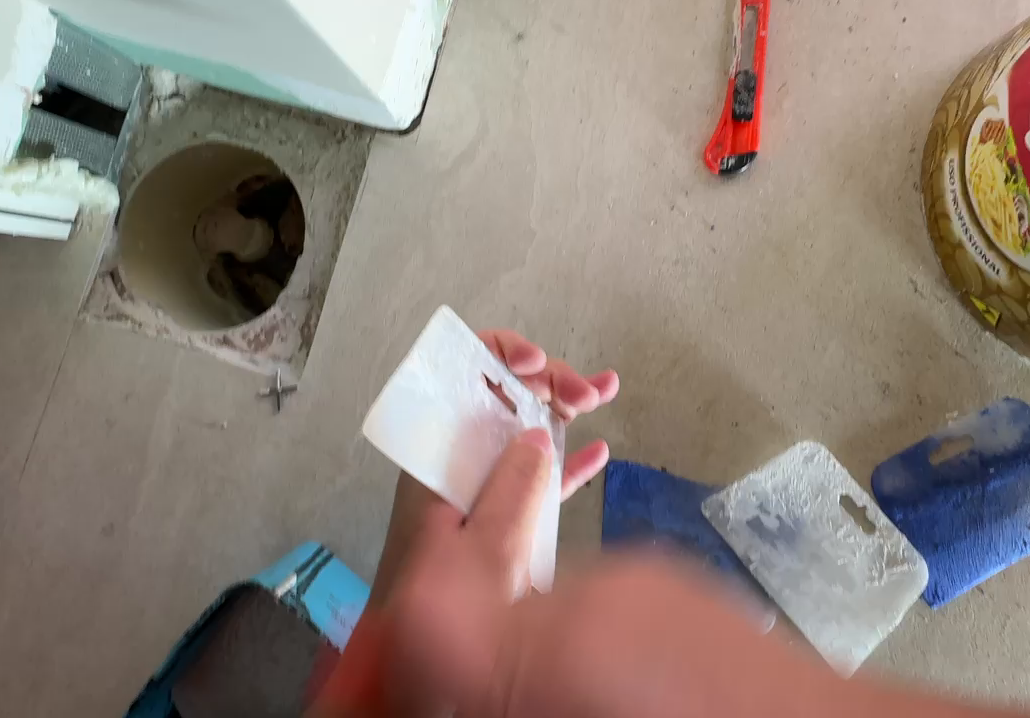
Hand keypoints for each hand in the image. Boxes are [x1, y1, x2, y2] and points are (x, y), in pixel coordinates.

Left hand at [367, 329, 617, 606]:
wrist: (425, 674)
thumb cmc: (443, 607)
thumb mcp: (484, 547)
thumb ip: (513, 487)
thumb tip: (539, 433)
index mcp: (439, 452)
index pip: (461, 377)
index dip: (498, 355)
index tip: (537, 362)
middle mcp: (460, 460)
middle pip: (501, 397)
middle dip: (546, 382)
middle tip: (587, 392)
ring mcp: (484, 488)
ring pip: (526, 432)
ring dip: (564, 410)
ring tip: (605, 389)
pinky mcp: (505, 519)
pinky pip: (540, 478)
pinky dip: (569, 461)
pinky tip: (599, 450)